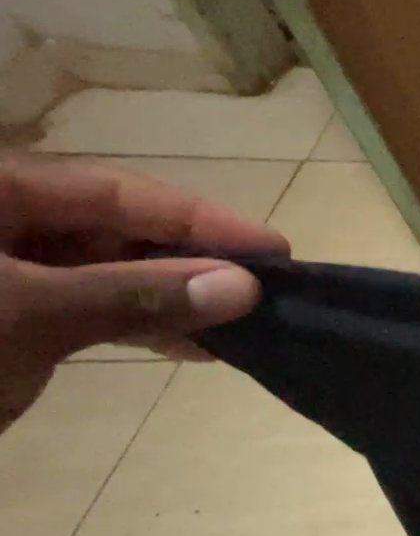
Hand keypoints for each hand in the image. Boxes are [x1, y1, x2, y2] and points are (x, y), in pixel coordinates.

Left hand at [0, 154, 288, 431]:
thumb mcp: (23, 319)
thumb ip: (136, 294)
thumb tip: (245, 285)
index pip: (113, 192)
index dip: (202, 221)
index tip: (278, 252)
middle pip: (110, 227)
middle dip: (193, 260)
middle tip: (267, 290)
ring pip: (100, 269)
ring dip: (172, 296)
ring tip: (239, 322)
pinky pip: (80, 304)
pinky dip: (134, 321)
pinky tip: (187, 343)